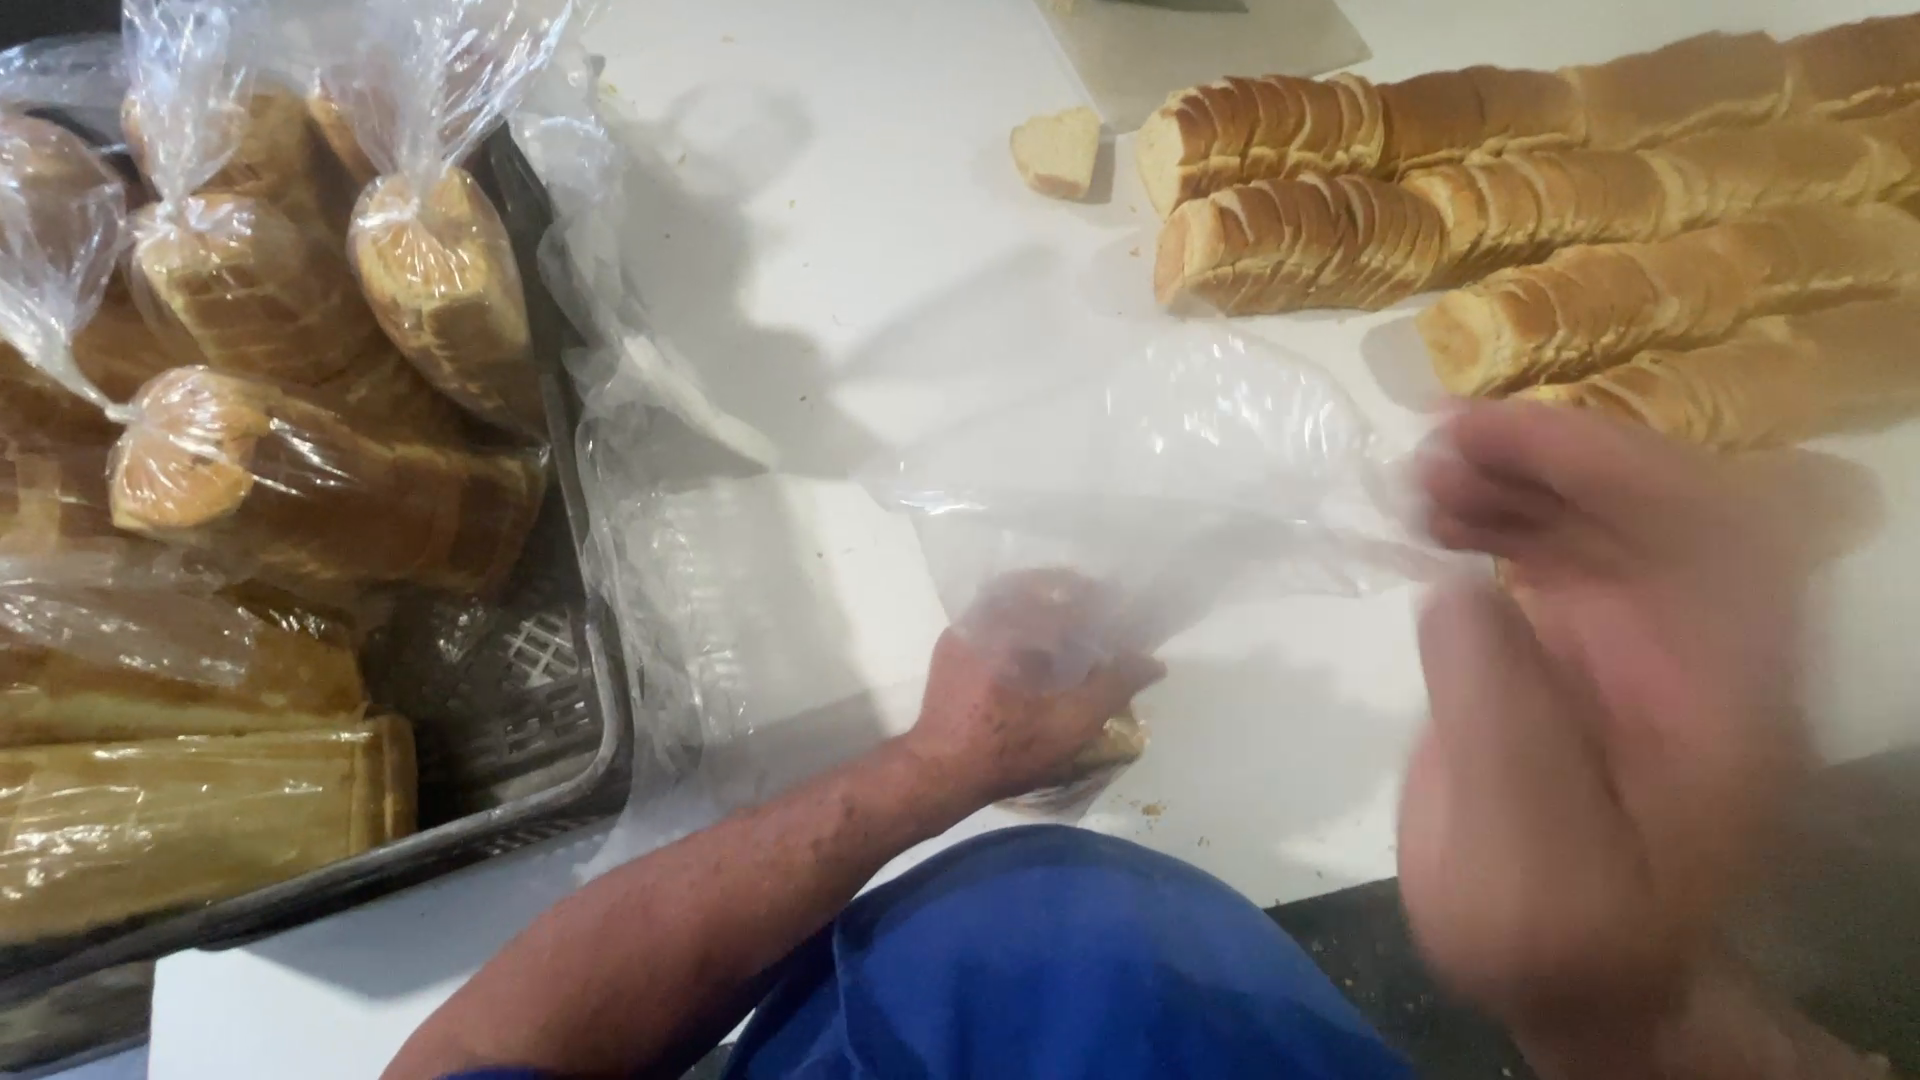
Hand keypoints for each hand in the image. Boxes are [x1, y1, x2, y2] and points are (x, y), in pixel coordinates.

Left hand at [907, 570, 1165, 803]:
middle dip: (1068, 592)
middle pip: (1032, 585)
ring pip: (1008, 597)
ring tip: (1072, 624)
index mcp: (1007, 627)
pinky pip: (991, 616)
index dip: (1099, 601)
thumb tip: (1152, 662)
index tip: (1122, 609)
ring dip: (1042, 602)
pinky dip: (1019, 618)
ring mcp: (962, 629)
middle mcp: (981, 616)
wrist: (940, 772)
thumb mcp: (1070, 724)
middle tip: (1097, 607)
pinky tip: (1038, 644)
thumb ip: (1113, 686)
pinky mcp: (952, 646)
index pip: (1063, 597)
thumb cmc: (1007, 749)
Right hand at [1401, 403, 1815, 1046]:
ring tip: (1416, 475)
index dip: (1610, 465)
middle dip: (1546, 457)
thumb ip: (1500, 715)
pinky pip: (1540, 556)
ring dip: (1510, 480)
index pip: (1712, 535)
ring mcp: (1628, 644)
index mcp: (1723, 693)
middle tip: (1434, 440)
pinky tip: (1427, 517)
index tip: (1493, 435)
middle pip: (1652, 509)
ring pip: (1592, 521)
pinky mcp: (1565, 649)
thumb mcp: (1528, 846)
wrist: (1558, 965)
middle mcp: (1690, 649)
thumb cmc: (1553, 928)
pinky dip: (1485, 520)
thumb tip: (1456, 589)